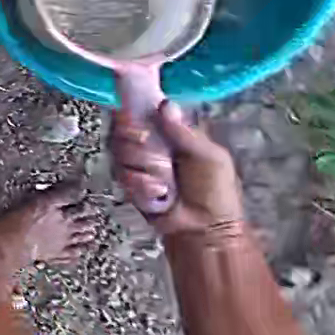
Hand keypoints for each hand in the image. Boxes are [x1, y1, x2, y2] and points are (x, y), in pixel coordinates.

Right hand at [110, 101, 243, 236]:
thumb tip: (165, 104)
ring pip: (120, 149)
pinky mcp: (128, 182)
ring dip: (143, 166)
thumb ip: (185, 131)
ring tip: (164, 182)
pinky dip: (139, 184)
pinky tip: (156, 193)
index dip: (135, 111)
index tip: (139, 121)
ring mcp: (136, 162)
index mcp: (170, 131)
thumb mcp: (209, 157)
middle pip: (124, 127)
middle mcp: (149, 143)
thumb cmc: (214, 192)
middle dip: (138, 142)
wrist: (204, 230)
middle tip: (159, 156)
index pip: (142, 110)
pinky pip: (120, 172)